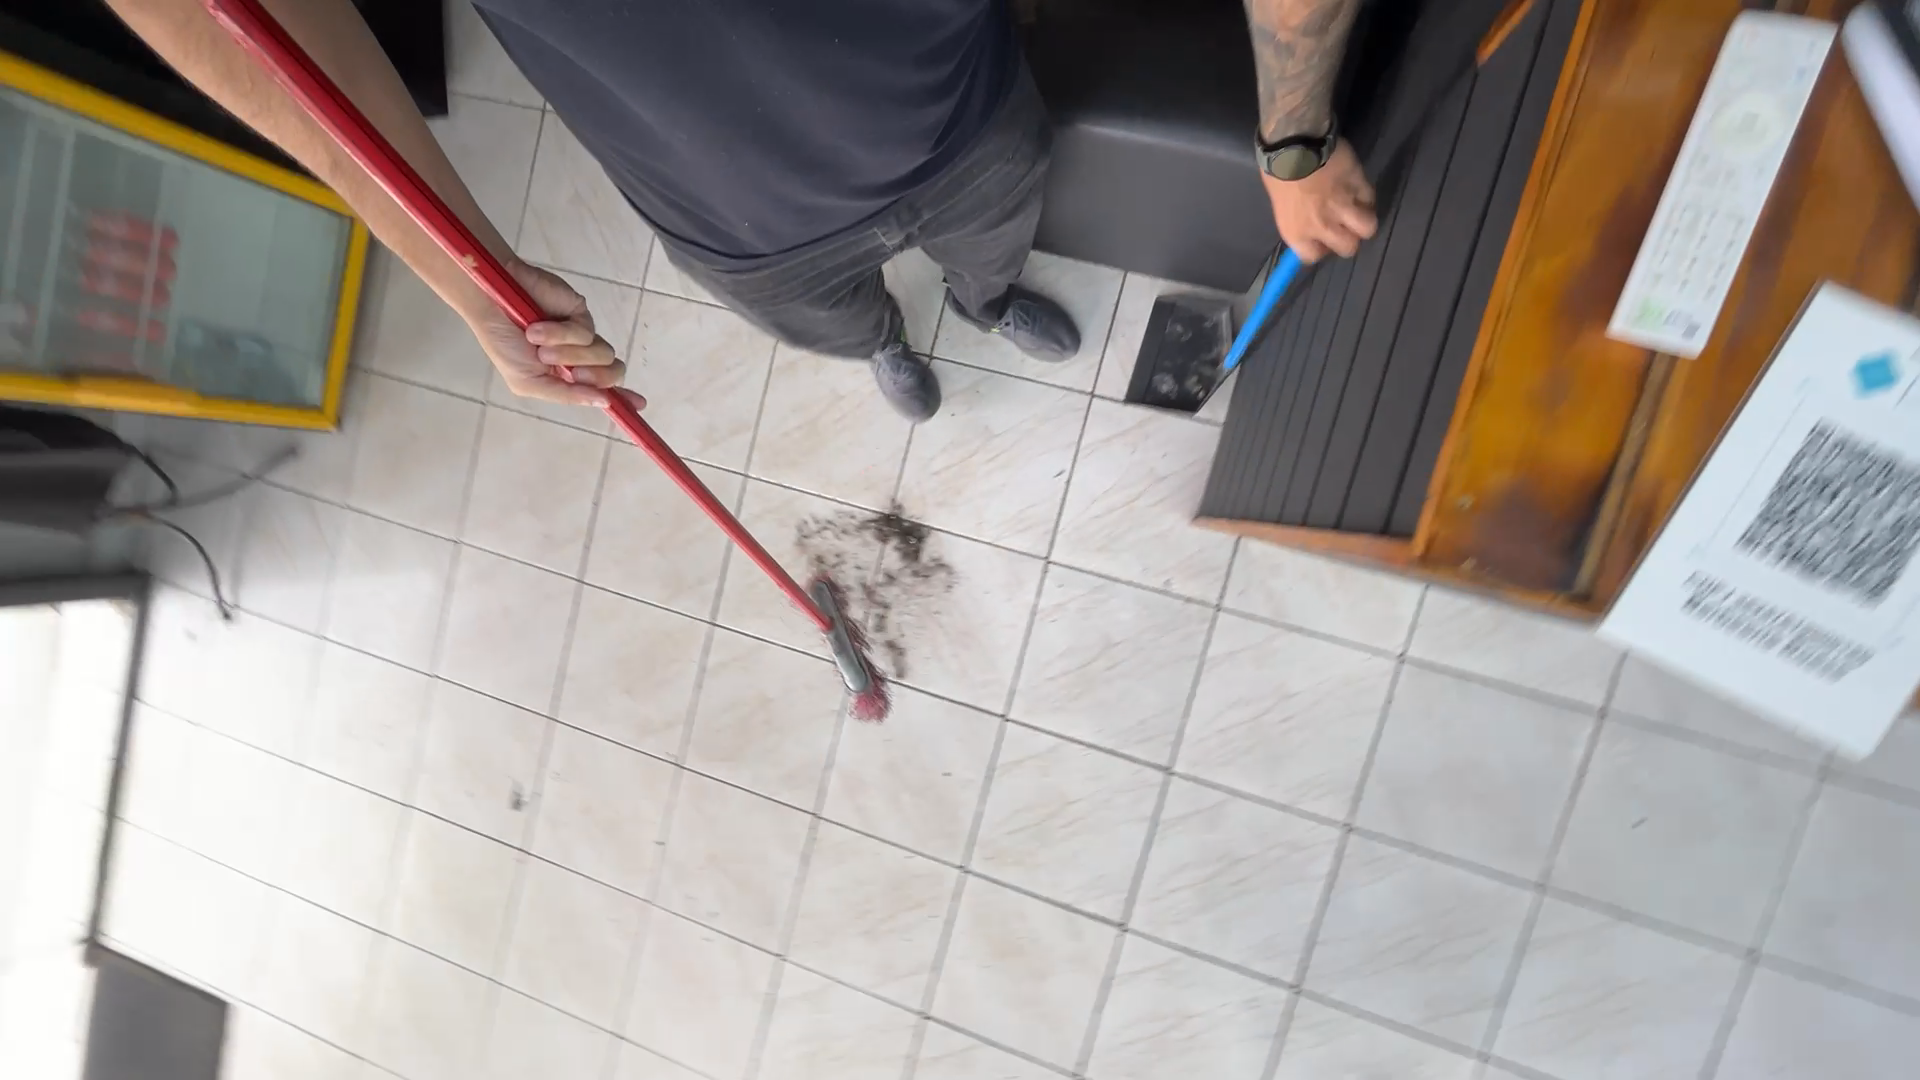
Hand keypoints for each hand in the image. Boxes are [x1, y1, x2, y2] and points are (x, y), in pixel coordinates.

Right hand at [469, 259, 645, 409]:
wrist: (489, 304)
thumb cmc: (504, 344)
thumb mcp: (528, 381)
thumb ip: (565, 394)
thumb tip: (602, 402)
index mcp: (571, 376)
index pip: (606, 389)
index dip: (625, 398)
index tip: (640, 404)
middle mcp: (583, 357)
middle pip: (614, 374)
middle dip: (597, 377)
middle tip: (573, 372)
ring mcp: (584, 334)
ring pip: (604, 355)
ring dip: (570, 354)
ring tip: (540, 346)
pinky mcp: (581, 314)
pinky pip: (587, 333)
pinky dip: (562, 334)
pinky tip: (538, 328)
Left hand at [1262, 138, 1376, 261]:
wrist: (1294, 147)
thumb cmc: (1279, 175)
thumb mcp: (1282, 208)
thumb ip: (1299, 224)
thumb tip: (1312, 229)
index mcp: (1297, 234)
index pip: (1314, 257)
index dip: (1321, 248)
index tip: (1322, 240)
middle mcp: (1322, 227)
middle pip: (1348, 247)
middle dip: (1348, 240)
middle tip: (1345, 228)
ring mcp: (1344, 207)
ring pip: (1367, 228)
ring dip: (1364, 222)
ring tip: (1358, 213)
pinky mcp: (1359, 185)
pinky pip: (1371, 199)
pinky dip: (1367, 198)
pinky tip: (1359, 192)